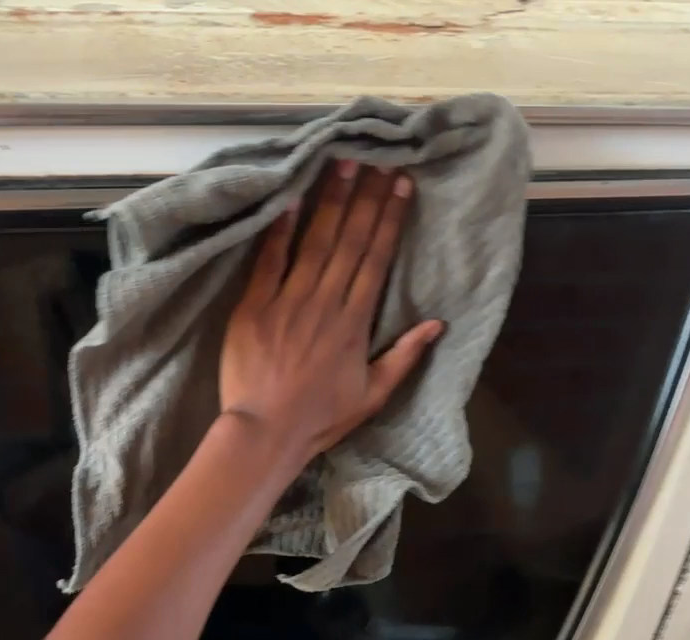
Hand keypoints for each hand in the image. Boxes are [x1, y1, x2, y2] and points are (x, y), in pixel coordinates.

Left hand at [219, 159, 443, 465]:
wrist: (265, 433)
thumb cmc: (319, 419)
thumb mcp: (372, 396)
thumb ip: (403, 357)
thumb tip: (436, 324)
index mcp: (354, 322)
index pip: (376, 258)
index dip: (389, 218)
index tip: (400, 184)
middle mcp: (325, 303)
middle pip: (349, 240)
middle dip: (365, 196)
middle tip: (375, 156)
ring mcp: (287, 302)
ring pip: (314, 241)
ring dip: (329, 200)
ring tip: (342, 163)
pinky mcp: (253, 307)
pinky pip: (269, 260)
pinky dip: (278, 229)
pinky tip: (289, 197)